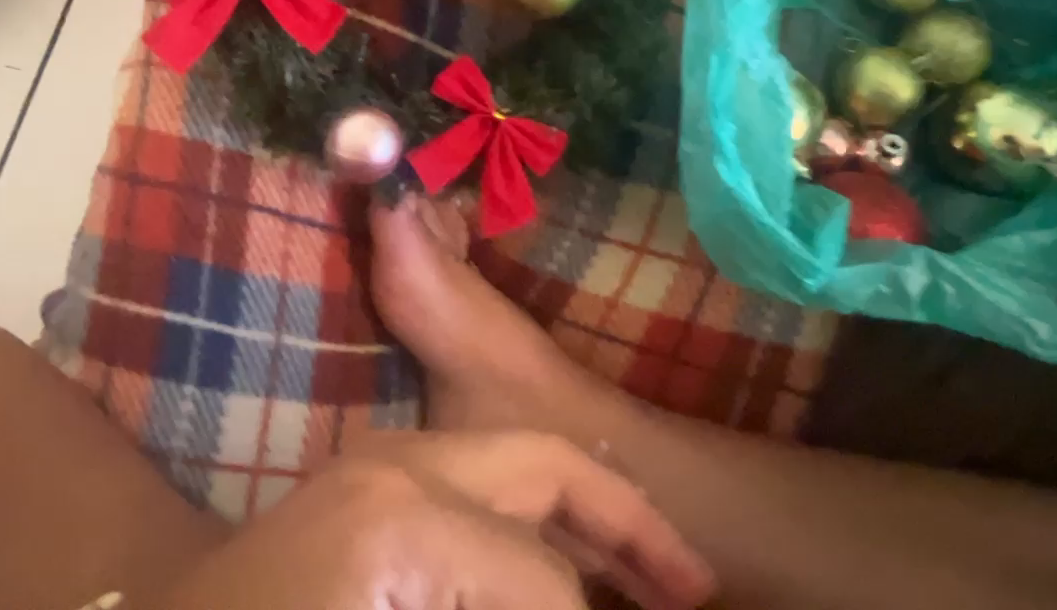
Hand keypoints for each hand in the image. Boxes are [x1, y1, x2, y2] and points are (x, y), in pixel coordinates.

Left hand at [160, 430, 713, 609]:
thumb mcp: (404, 594)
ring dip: (582, 509)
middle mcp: (399, 466)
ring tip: (638, 569)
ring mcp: (377, 461)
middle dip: (628, 520)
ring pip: (516, 460)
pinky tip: (553, 558)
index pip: (545, 582)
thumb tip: (571, 598)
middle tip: (693, 585)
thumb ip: (509, 591)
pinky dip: (527, 512)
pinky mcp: (364, 478)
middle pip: (548, 465)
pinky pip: (474, 479)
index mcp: (404, 525)